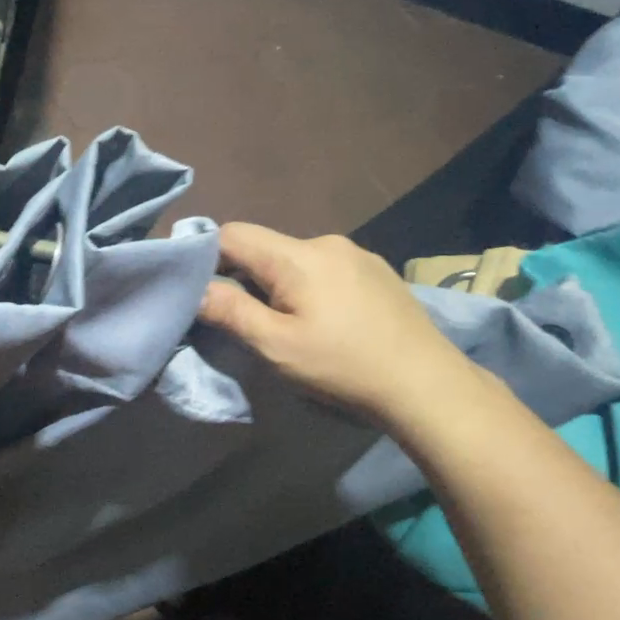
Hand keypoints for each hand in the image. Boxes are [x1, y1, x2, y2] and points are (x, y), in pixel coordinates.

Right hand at [197, 224, 482, 422]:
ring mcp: (358, 256)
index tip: (193, 288)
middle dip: (240, 276)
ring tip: (278, 324)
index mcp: (299, 256)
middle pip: (263, 248)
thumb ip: (229, 310)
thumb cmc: (342, 366)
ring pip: (293, 260)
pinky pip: (322, 270)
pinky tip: (318, 321)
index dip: (204, 255)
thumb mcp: (275, 344)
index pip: (233, 234)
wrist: (428, 385)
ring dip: (274, 285)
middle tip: (234, 318)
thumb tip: (192, 287)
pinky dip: (305, 288)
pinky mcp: (377, 273)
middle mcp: (328, 244)